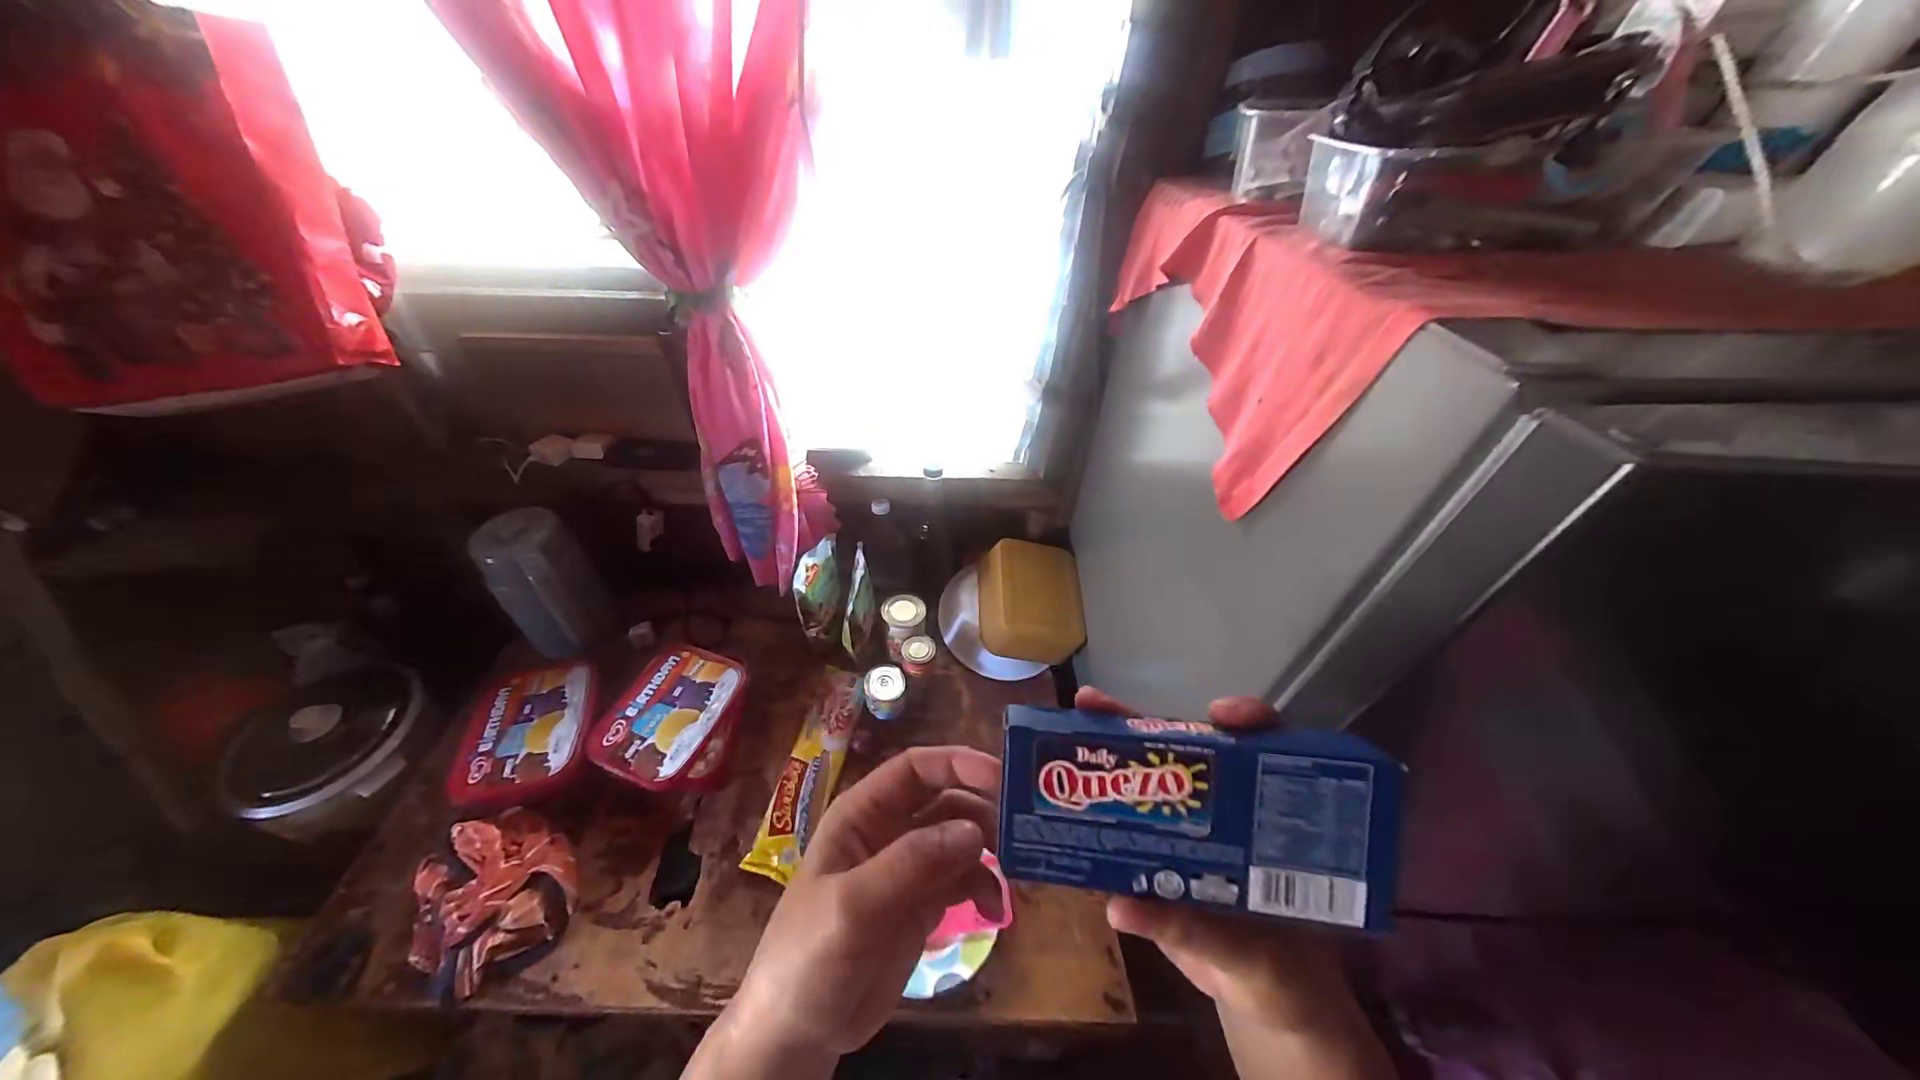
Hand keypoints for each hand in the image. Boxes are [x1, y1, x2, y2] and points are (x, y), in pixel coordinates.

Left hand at [687, 746, 1002, 1079]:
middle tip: (1024, 823)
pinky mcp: (925, 903)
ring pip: (961, 836)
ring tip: (1016, 867)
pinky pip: (965, 879)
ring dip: (991, 846)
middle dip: (984, 804)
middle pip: (946, 798)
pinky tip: (994, 909)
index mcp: (863, 813)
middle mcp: (890, 830)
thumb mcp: (854, 905)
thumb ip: (911, 863)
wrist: (798, 1027)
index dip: (958, 764)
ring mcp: (910, 867)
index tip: (1002, 776)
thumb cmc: (809, 954)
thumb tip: (974, 831)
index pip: (915, 769)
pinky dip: (985, 886)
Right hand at [1077, 687, 1393, 1079]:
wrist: (1265, 997)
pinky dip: (1089, 817)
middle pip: (1179, 754)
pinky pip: (1121, 833)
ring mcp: (1181, 835)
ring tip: (1060, 742)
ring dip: (1103, 758)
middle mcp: (1219, 813)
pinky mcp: (1154, 864)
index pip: (1264, 751)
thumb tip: (1122, 905)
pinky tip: (1057, 803)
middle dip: (1134, 725)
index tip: (1220, 714)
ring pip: (1142, 784)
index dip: (1247, 722)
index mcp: (1265, 819)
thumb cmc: (1284, 967)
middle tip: (1092, 704)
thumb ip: (1198, 932)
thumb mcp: (1253, 953)